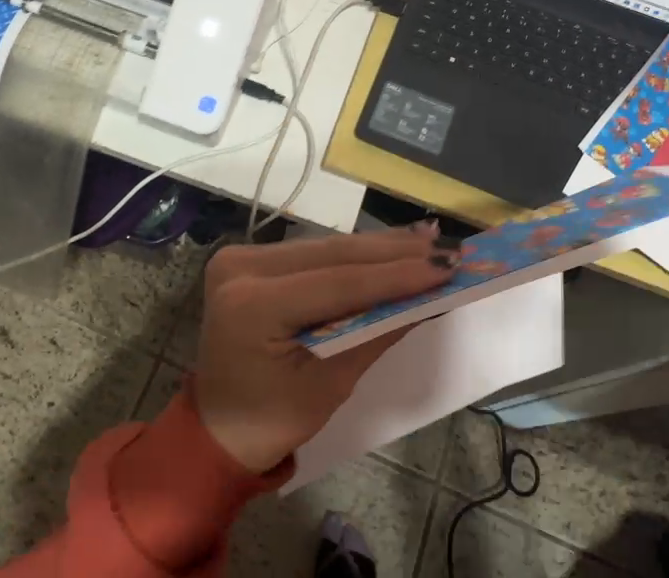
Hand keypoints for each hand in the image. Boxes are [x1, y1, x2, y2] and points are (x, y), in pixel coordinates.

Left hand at [189, 223, 458, 472]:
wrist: (218, 427)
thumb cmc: (272, 421)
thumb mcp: (330, 385)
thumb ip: (377, 333)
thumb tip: (431, 298)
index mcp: (251, 305)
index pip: (338, 283)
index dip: (397, 275)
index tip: (449, 266)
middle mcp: (240, 268)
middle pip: (332, 256)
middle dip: (395, 254)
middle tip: (449, 249)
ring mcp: (240, 259)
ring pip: (324, 249)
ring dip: (378, 249)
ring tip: (430, 241)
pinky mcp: (248, 260)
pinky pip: (310, 255)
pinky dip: (352, 255)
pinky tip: (390, 246)